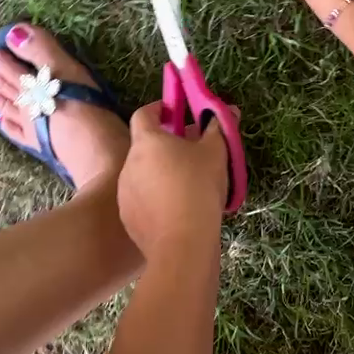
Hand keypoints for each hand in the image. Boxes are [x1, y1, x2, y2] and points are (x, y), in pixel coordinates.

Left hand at [117, 102, 227, 261]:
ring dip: (160, 173)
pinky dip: (155, 198)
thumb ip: (218, 127)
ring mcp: (124, 193)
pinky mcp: (127, 219)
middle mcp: (129, 164)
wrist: (183, 244)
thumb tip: (228, 111)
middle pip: (145, 145)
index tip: (177, 114)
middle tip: (191, 152)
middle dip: (166, 145)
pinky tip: (176, 209)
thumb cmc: (199, 187)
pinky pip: (141, 199)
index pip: (144, 114)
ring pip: (143, 174)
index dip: (159, 110)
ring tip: (186, 184)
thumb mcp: (216, 152)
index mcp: (147, 141)